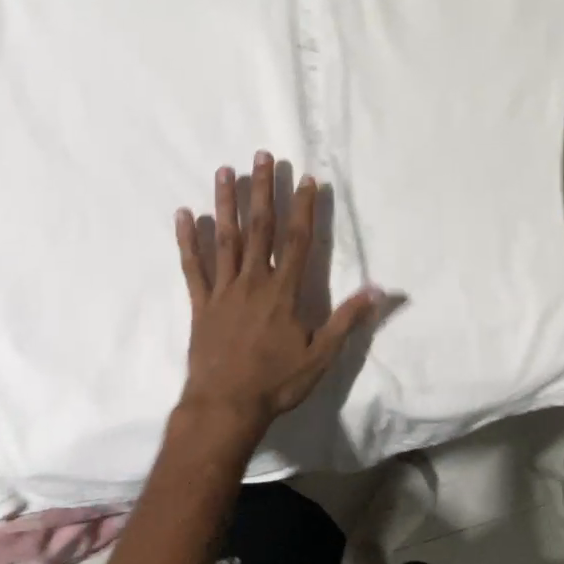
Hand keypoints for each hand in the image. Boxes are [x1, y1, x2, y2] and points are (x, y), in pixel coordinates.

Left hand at [175, 151, 379, 440]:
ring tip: (225, 171)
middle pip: (259, 228)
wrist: (225, 406)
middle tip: (262, 156)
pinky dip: (187, 240)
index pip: (296, 240)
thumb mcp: (321, 355)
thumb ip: (347, 320)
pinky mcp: (200, 305)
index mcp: (283, 291)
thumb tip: (380, 290)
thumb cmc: (276, 382)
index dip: (302, 208)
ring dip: (226, 203)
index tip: (305, 179)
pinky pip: (192, 267)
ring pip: (225, 238)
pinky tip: (183, 214)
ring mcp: (223, 290)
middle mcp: (253, 281)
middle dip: (263, 190)